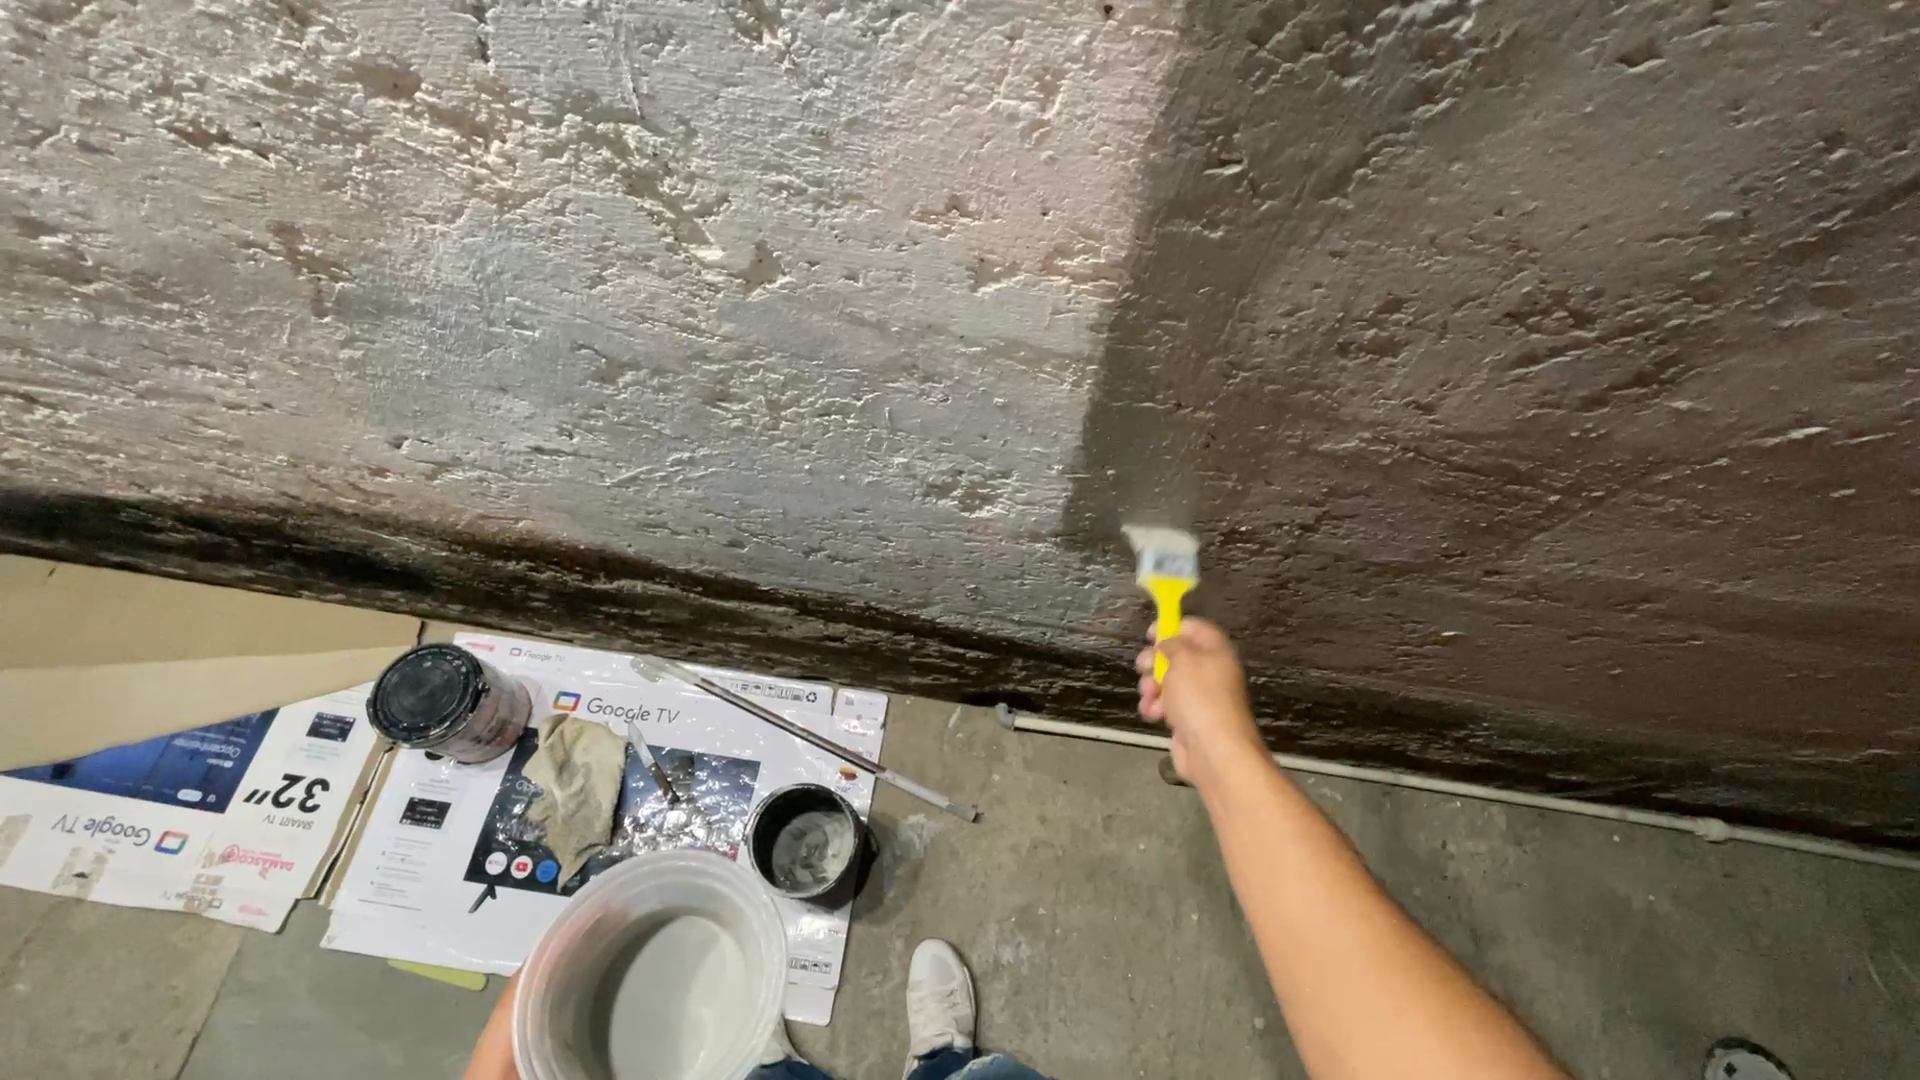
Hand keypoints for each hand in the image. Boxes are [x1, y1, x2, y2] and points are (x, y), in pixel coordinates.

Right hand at [1136, 618, 1265, 784]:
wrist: (1213, 750)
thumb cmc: (1199, 698)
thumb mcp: (1183, 660)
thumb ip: (1172, 643)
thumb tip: (1167, 643)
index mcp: (1216, 653)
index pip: (1197, 629)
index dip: (1173, 626)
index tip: (1150, 632)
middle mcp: (1211, 672)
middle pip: (1178, 656)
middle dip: (1155, 660)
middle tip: (1143, 666)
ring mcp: (1200, 697)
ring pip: (1168, 682)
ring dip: (1152, 686)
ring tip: (1148, 695)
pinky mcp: (1190, 719)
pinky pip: (1167, 705)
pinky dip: (1156, 706)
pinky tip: (1152, 713)